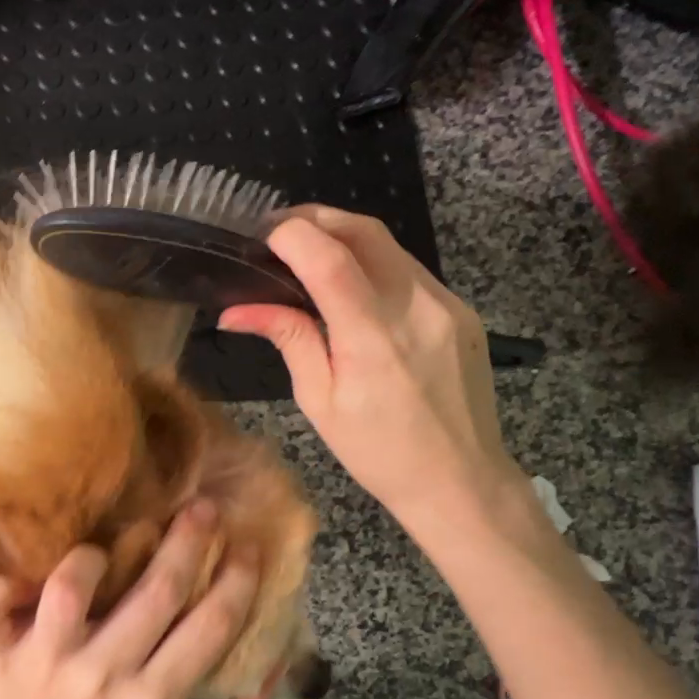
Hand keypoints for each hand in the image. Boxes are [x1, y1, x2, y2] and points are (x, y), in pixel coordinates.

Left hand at [0, 500, 273, 698]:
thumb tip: (272, 672)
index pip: (208, 630)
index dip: (236, 583)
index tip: (248, 546)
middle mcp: (103, 676)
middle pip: (154, 595)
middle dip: (187, 543)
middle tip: (204, 506)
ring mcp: (49, 661)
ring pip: (71, 589)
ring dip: (92, 558)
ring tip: (108, 544)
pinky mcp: (4, 653)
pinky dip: (1, 589)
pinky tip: (21, 579)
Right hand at [219, 205, 526, 526]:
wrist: (462, 479)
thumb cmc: (378, 451)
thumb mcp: (319, 400)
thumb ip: (288, 339)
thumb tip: (236, 310)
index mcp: (373, 338)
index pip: (331, 258)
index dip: (291, 235)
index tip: (258, 238)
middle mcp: (416, 308)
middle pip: (364, 231)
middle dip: (314, 219)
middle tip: (275, 235)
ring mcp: (445, 304)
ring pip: (388, 244)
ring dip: (341, 237)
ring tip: (303, 256)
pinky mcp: (459, 309)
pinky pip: (407, 267)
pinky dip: (368, 261)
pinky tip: (346, 286)